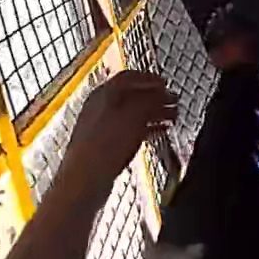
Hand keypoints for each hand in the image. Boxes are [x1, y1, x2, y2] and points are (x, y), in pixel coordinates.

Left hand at [62, 71, 176, 193]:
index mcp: (103, 94)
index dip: (150, 79)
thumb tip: (162, 94)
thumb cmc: (104, 146)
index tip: (165, 83)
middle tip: (173, 100)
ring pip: (133, 113)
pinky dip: (147, 128)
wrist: (85, 181)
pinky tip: (159, 132)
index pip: (129, 77)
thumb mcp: (134, 115)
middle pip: (133, 95)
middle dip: (155, 97)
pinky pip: (131, 130)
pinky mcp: (106, 145)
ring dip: (154, 113)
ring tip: (172, 117)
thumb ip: (151, 100)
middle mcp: (100, 107)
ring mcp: (102, 127)